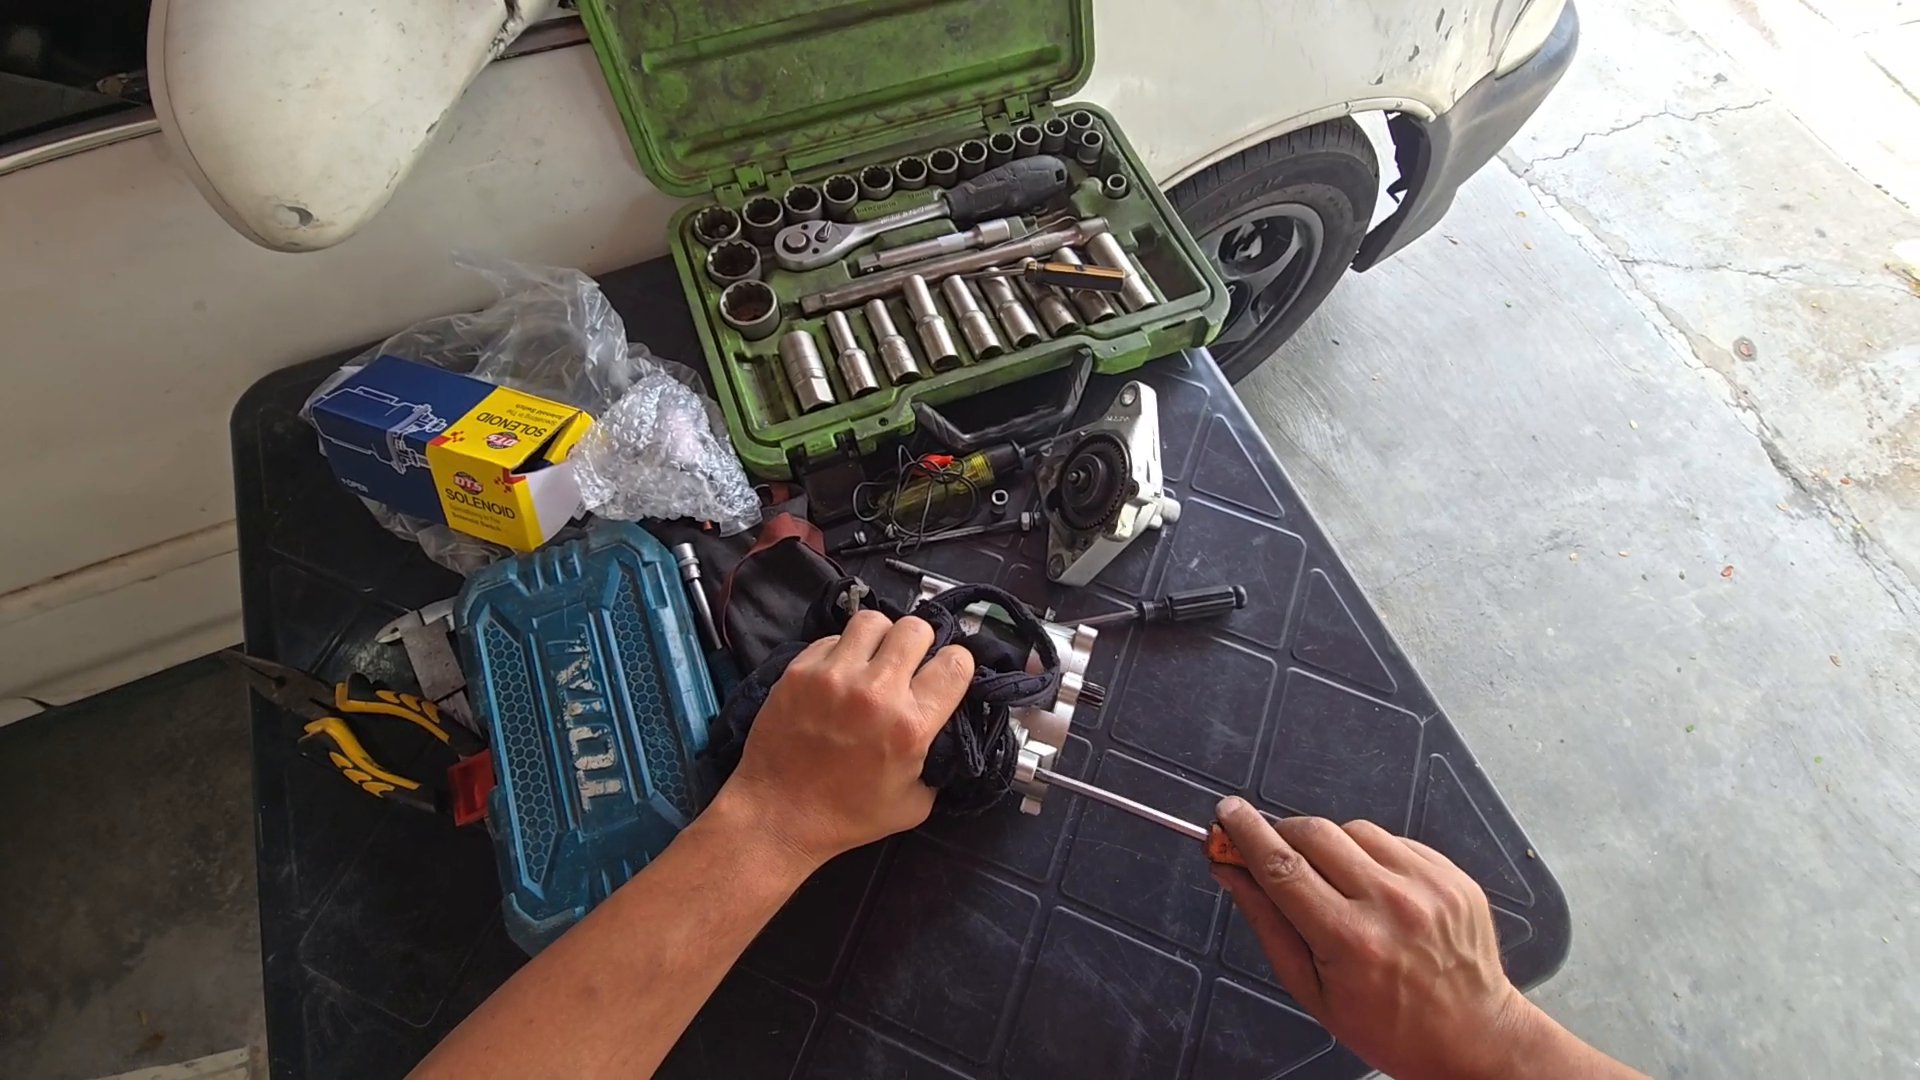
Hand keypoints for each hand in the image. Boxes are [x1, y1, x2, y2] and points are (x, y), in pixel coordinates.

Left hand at [715, 611, 973, 869]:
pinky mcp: (800, 669)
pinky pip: (834, 638)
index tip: (945, 673)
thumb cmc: (848, 816)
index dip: (957, 663)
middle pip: (916, 629)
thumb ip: (940, 760)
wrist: (777, 815)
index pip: (956, 663)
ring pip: (873, 622)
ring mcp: (834, 676)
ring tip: (873, 658)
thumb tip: (952, 726)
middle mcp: (876, 692)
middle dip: (919, 644)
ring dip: (881, 638)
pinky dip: (843, 651)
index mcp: (910, 726)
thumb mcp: (915, 802)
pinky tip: (839, 674)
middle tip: (908, 663)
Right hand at [1212, 798, 1535, 1079]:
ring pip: (1350, 828)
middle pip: (1312, 833)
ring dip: (1331, 845)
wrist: (1479, 1041)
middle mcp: (1391, 907)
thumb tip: (1228, 869)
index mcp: (1351, 941)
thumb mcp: (1310, 988)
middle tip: (1281, 858)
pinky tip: (1378, 889)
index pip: (1281, 866)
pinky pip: (1390, 838)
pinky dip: (1371, 853)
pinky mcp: (1451, 875)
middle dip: (1285, 836)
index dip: (1247, 832)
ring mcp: (1427, 887)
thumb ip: (1264, 920)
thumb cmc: (1390, 1027)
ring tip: (1342, 885)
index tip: (1228, 813)